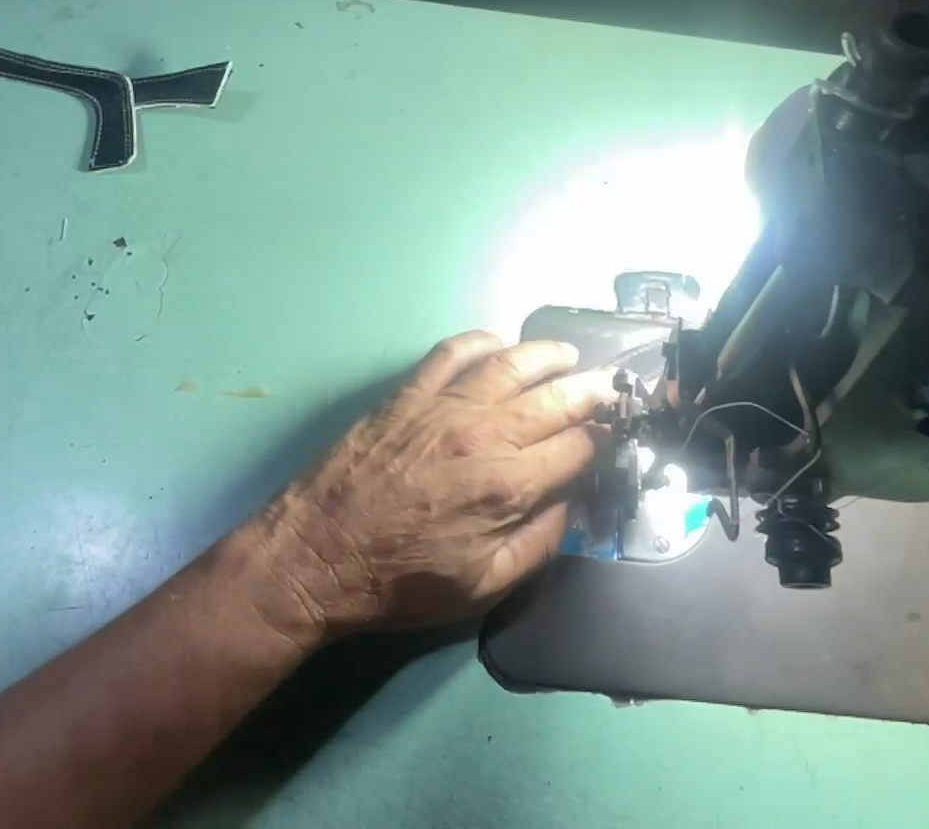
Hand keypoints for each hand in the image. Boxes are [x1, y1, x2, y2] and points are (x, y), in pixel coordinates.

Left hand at [265, 332, 612, 637]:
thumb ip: (540, 543)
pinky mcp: (408, 394)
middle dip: (593, 390)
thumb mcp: (483, 587)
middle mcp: (484, 433)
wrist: (313, 558)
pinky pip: (454, 352)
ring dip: (549, 355)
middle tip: (613, 384)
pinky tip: (500, 344)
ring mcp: (444, 406)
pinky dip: (483, 341)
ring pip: (512, 363)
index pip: (578, 448)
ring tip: (570, 356)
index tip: (616, 437)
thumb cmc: (400, 582)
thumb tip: (574, 503)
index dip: (605, 441)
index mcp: (508, 485)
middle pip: (556, 398)